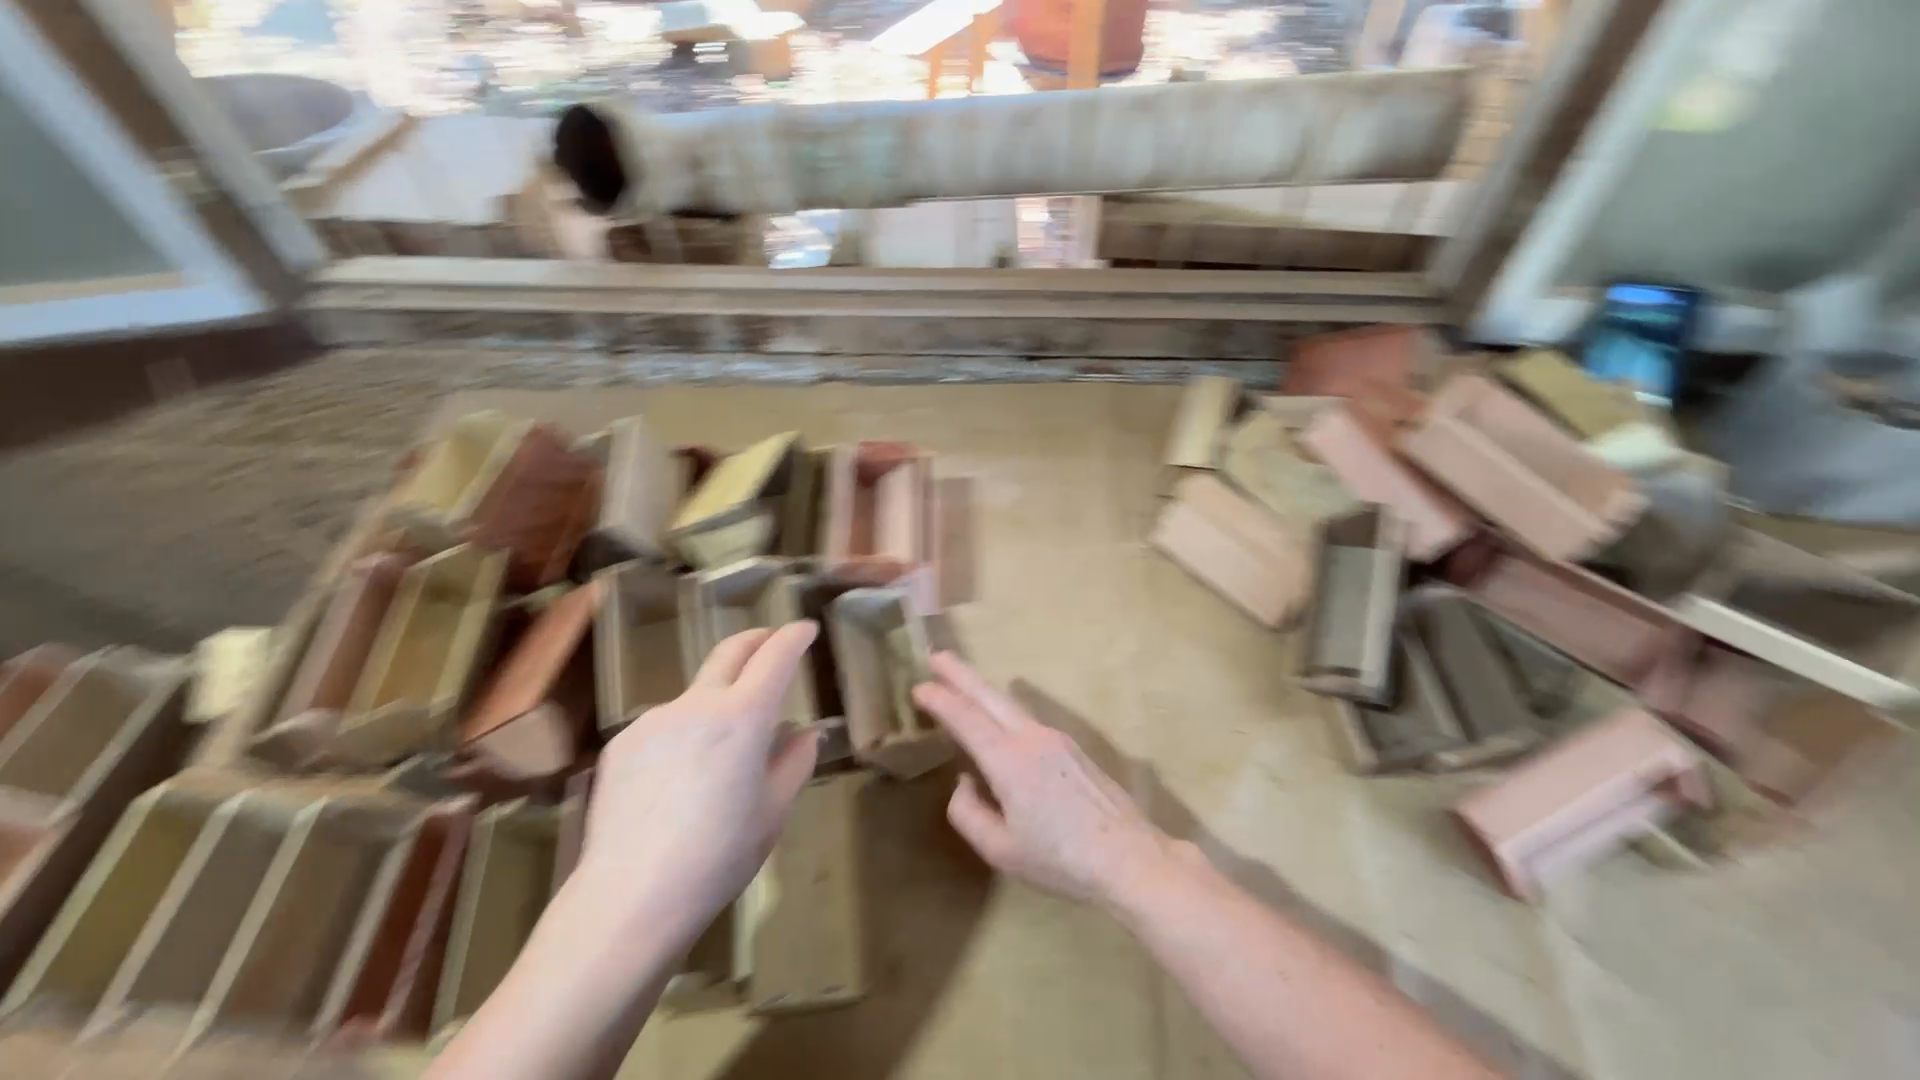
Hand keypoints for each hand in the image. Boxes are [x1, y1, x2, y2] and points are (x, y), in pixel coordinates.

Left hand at [576, 622, 820, 942]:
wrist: (631, 895)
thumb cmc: (719, 856)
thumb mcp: (772, 813)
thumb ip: (794, 763)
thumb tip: (806, 733)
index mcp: (743, 718)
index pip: (774, 657)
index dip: (793, 638)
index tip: (805, 629)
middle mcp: (697, 705)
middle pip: (729, 653)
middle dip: (756, 639)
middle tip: (771, 640)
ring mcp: (653, 721)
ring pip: (695, 697)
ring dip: (717, 701)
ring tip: (721, 748)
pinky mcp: (621, 744)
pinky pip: (663, 727)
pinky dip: (683, 735)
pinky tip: (678, 781)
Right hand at [912, 652, 1186, 908]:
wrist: (1129, 858)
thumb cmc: (1060, 860)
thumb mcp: (1000, 850)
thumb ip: (968, 813)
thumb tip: (964, 784)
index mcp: (1009, 761)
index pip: (966, 719)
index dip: (940, 700)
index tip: (918, 686)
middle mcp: (1032, 739)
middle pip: (990, 696)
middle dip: (960, 674)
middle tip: (936, 655)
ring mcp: (1057, 740)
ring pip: (1011, 705)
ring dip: (983, 689)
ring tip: (962, 680)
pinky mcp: (1074, 750)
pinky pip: (1028, 719)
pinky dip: (1004, 709)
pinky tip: (999, 719)